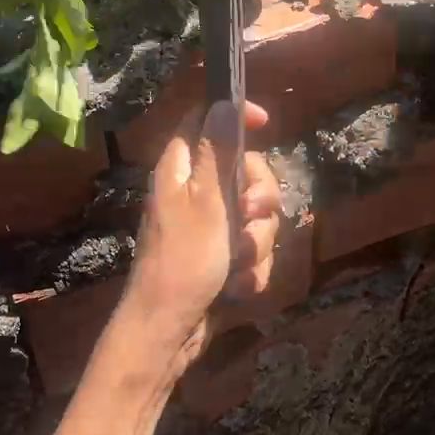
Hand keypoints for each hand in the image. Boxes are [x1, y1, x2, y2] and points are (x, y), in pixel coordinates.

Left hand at [122, 100, 281, 363]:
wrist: (167, 331)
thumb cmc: (184, 260)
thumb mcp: (206, 200)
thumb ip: (217, 150)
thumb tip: (224, 102)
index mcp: (180, 169)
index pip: (206, 119)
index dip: (236, 115)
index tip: (266, 123)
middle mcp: (193, 192)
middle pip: (244, 170)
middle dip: (259, 199)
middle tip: (251, 217)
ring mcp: (208, 227)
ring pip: (254, 216)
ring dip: (256, 243)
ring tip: (238, 265)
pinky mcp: (220, 258)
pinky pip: (251, 250)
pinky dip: (251, 269)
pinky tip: (238, 287)